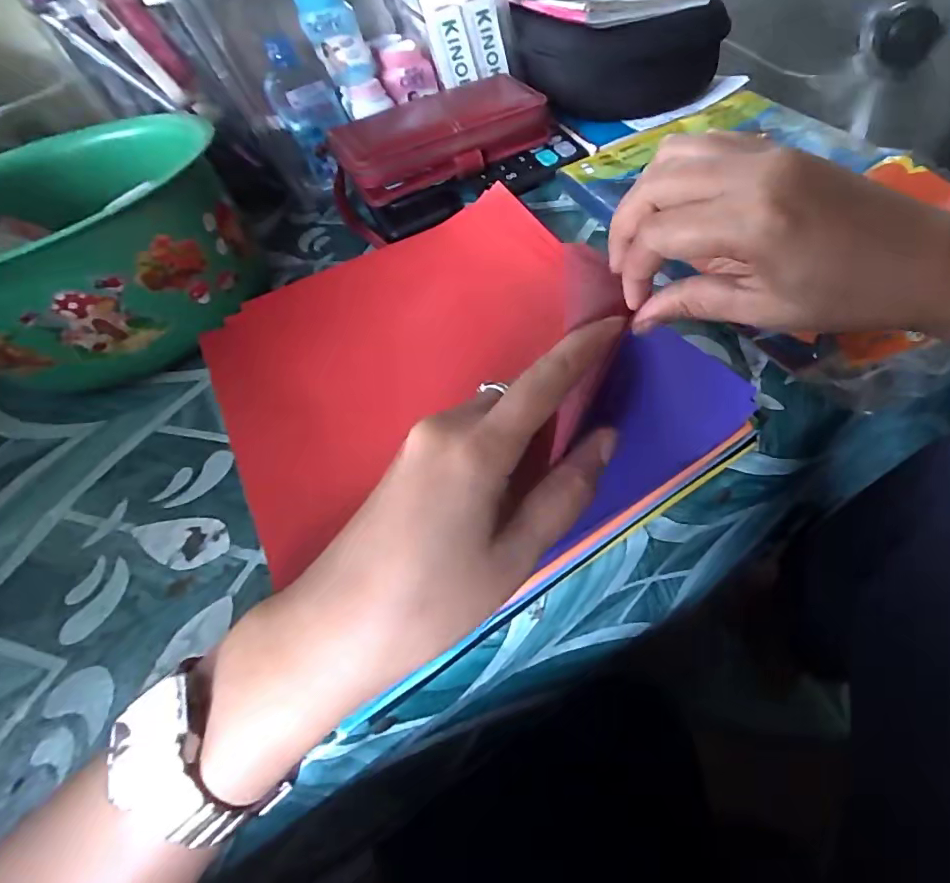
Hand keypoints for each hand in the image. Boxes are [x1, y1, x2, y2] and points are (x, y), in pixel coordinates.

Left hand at [194, 319, 624, 803]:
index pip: (541, 382)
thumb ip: (564, 493)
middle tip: (574, 470)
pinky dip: (494, 450)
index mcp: (477, 446)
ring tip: (527, 503)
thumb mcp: (513, 557)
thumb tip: (604, 438)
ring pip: (490, 418)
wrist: (333, 627)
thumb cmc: (433, 603)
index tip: (616, 323)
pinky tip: (491, 504)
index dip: (582, 350)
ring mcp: (419, 439)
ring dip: (521, 437)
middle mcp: (445, 425)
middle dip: (553, 414)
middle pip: (515, 400)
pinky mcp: (405, 457)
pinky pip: (465, 435)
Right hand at [607, 132, 949, 337]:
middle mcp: (747, 173)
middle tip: (626, 268)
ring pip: (671, 154)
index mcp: (749, 221)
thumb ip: (695, 303)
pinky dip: (676, 169)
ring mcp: (762, 151)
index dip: (634, 269)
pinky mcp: (774, 146)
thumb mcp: (767, 309)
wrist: (928, 259)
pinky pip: (704, 143)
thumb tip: (641, 318)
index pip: (658, 234)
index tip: (635, 301)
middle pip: (652, 188)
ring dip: (645, 194)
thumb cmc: (850, 297)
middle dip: (625, 230)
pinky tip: (681, 202)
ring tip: (646, 233)